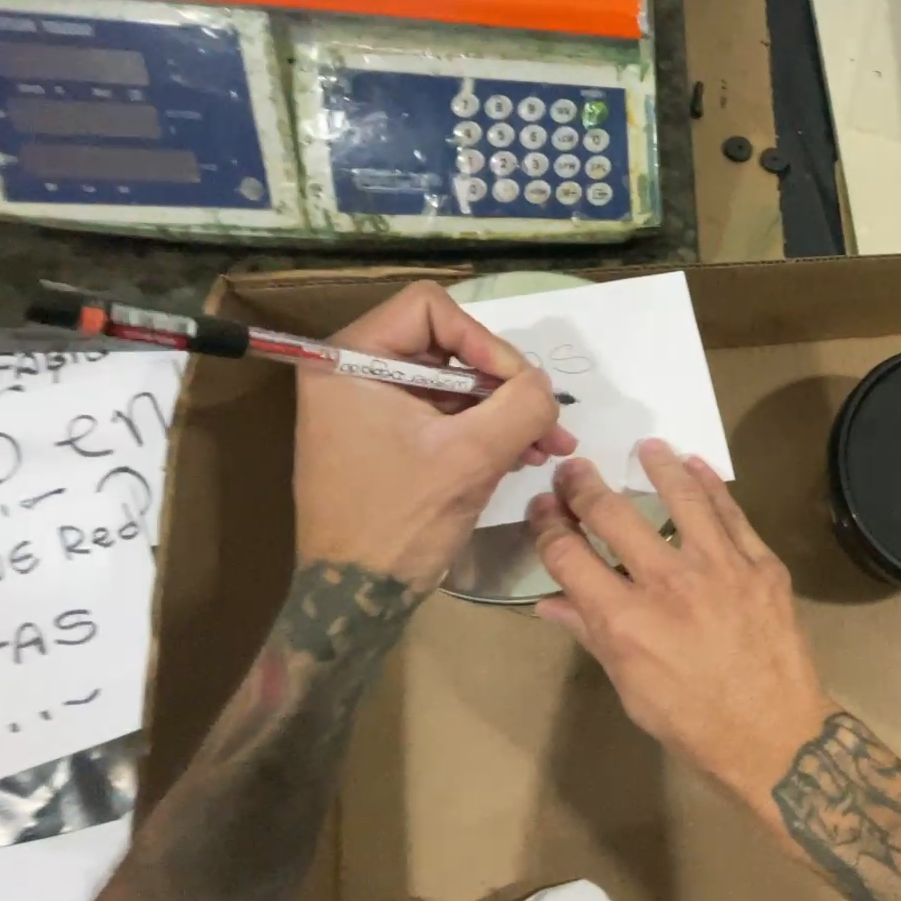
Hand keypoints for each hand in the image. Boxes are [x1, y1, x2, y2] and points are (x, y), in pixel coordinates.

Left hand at [295, 282, 576, 589]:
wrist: (359, 591)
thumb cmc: (402, 516)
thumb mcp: (473, 454)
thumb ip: (521, 405)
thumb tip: (546, 387)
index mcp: (351, 361)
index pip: (432, 310)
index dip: (485, 342)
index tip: (517, 388)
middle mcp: (358, 373)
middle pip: (453, 346)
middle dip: (508, 385)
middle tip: (549, 421)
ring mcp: (376, 406)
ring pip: (462, 383)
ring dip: (510, 411)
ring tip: (549, 445)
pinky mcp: (394, 436)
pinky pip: (453, 414)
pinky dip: (491, 430)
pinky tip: (526, 455)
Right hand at [530, 440, 835, 807]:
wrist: (774, 734)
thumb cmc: (693, 721)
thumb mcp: (630, 687)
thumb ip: (591, 634)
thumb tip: (549, 602)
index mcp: (624, 620)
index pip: (569, 556)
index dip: (548, 525)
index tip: (542, 506)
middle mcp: (668, 582)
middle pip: (616, 516)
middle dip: (585, 487)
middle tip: (575, 468)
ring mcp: (721, 568)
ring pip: (683, 499)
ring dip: (660, 466)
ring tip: (647, 445)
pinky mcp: (762, 565)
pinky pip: (733, 515)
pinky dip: (713, 487)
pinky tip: (698, 467)